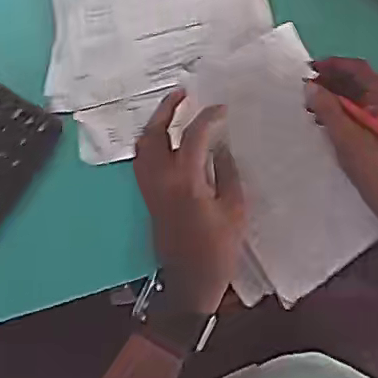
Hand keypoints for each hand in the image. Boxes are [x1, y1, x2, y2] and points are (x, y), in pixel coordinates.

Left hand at [133, 90, 246, 313]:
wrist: (189, 284)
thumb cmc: (217, 249)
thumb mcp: (235, 209)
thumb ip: (227, 172)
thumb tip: (222, 146)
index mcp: (185, 181)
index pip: (193, 135)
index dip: (208, 117)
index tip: (222, 110)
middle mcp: (161, 180)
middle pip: (155, 134)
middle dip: (167, 109)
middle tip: (183, 94)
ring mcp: (150, 188)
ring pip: (143, 145)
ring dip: (156, 124)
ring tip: (173, 111)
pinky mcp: (148, 197)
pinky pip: (143, 159)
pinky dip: (152, 142)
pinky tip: (168, 140)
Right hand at [305, 58, 377, 233]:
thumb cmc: (374, 168)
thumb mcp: (346, 137)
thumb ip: (327, 109)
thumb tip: (309, 86)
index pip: (359, 68)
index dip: (333, 65)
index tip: (309, 69)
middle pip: (357, 81)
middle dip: (331, 81)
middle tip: (305, 88)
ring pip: (356, 96)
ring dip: (333, 97)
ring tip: (309, 104)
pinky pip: (358, 111)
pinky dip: (340, 111)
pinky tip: (322, 120)